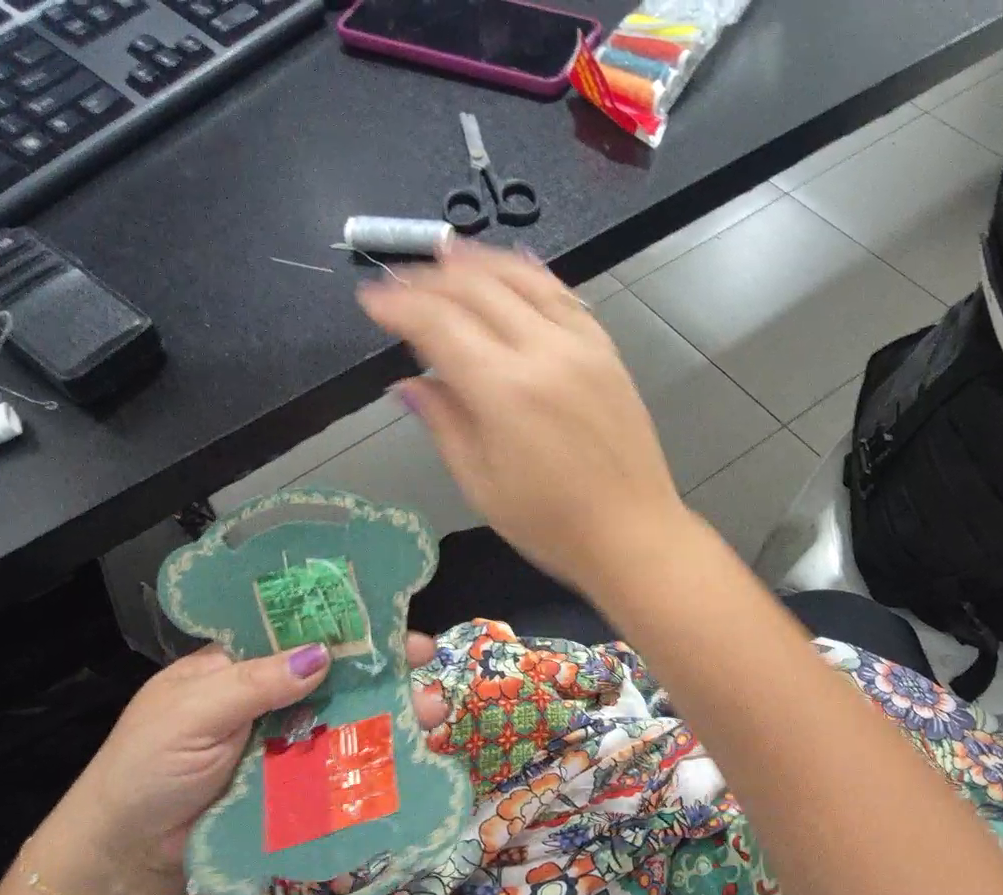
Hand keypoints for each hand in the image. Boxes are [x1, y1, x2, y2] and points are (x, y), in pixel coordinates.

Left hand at [45, 636, 447, 880]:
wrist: (126, 854)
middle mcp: (268, 696)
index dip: (345, 623)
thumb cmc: (145, 766)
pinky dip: (371, 759)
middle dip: (382, 668)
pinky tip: (407, 755)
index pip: (297, 631)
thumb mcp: (193, 712)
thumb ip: (254, 683)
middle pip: (333, 675)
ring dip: (388, 712)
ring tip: (430, 713)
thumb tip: (321, 654)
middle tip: (427, 666)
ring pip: (343, 718)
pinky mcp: (293, 784)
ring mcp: (283, 741)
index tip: (392, 621)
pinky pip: (336, 765)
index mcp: (237, 663)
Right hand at [358, 244, 695, 593]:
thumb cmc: (550, 523)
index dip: (398, 305)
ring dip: (479, 262)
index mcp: (505, 390)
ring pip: (523, 280)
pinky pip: (563, 296)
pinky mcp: (606, 351)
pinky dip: (531, 274)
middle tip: (398, 280)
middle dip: (429, 278)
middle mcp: (545, 352)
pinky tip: (512, 265)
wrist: (633, 533)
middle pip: (477, 290)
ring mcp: (582, 345)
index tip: (370, 299)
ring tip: (445, 254)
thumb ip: (443, 421)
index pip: (439, 324)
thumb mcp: (480, 482)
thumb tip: (409, 383)